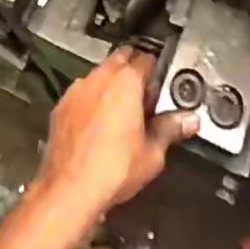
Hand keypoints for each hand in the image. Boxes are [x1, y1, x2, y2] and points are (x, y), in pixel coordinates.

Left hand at [31, 46, 199, 221]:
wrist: (69, 191)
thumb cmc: (111, 170)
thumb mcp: (152, 153)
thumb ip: (170, 129)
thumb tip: (187, 121)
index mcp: (126, 81)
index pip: (146, 59)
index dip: (156, 72)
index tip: (158, 88)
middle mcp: (100, 77)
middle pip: (121, 57)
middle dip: (133, 69)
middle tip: (142, 93)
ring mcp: (78, 89)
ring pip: (99, 73)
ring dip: (110, 83)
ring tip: (120, 111)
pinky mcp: (62, 105)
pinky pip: (81, 92)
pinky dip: (91, 99)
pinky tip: (96, 123)